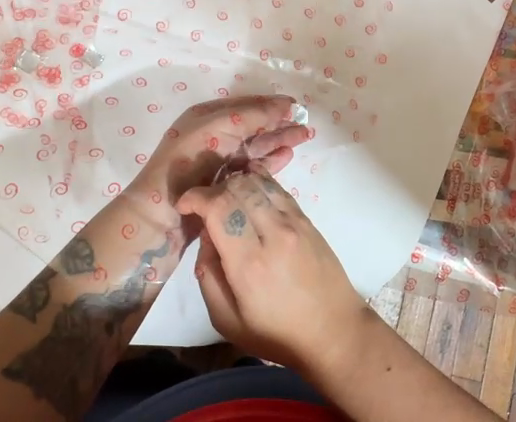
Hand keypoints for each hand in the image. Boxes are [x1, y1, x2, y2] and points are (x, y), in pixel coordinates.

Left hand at [125, 96, 310, 232]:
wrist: (158, 217)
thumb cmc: (187, 163)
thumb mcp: (220, 127)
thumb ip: (254, 114)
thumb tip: (287, 104)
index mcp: (207, 117)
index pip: (247, 105)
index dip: (272, 104)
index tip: (297, 106)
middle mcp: (212, 137)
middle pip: (253, 126)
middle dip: (279, 124)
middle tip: (307, 127)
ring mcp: (217, 163)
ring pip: (255, 148)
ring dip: (277, 142)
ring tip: (302, 140)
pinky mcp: (222, 187)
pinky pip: (251, 169)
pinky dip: (269, 162)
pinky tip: (286, 158)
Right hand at [176, 168, 373, 372]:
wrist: (332, 328)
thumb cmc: (276, 333)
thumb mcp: (227, 320)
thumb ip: (208, 275)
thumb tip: (206, 237)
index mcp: (249, 263)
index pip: (219, 208)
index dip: (196, 198)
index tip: (184, 206)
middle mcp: (273, 234)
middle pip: (238, 187)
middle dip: (213, 190)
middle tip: (202, 206)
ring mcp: (294, 222)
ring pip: (259, 182)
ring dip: (235, 183)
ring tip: (224, 198)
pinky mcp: (307, 219)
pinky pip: (278, 189)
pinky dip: (258, 182)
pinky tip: (248, 189)